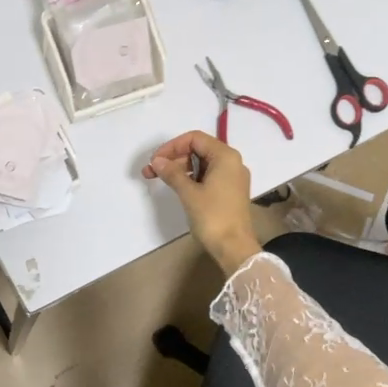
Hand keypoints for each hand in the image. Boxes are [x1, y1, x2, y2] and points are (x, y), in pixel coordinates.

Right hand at [144, 131, 263, 275]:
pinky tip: (179, 187)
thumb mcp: (189, 193)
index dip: (172, 147)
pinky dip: (193, 179)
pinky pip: (209, 177)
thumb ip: (172, 173)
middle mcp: (232, 162)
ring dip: (182, 169)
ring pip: (203, 164)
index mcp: (225, 156)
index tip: (155, 161)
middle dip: (174, 158)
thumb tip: (157, 161)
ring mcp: (233, 178)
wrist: (234, 247)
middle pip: (199, 150)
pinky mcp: (230, 192)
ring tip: (163, 180)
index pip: (195, 139)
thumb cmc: (213, 217)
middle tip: (153, 172)